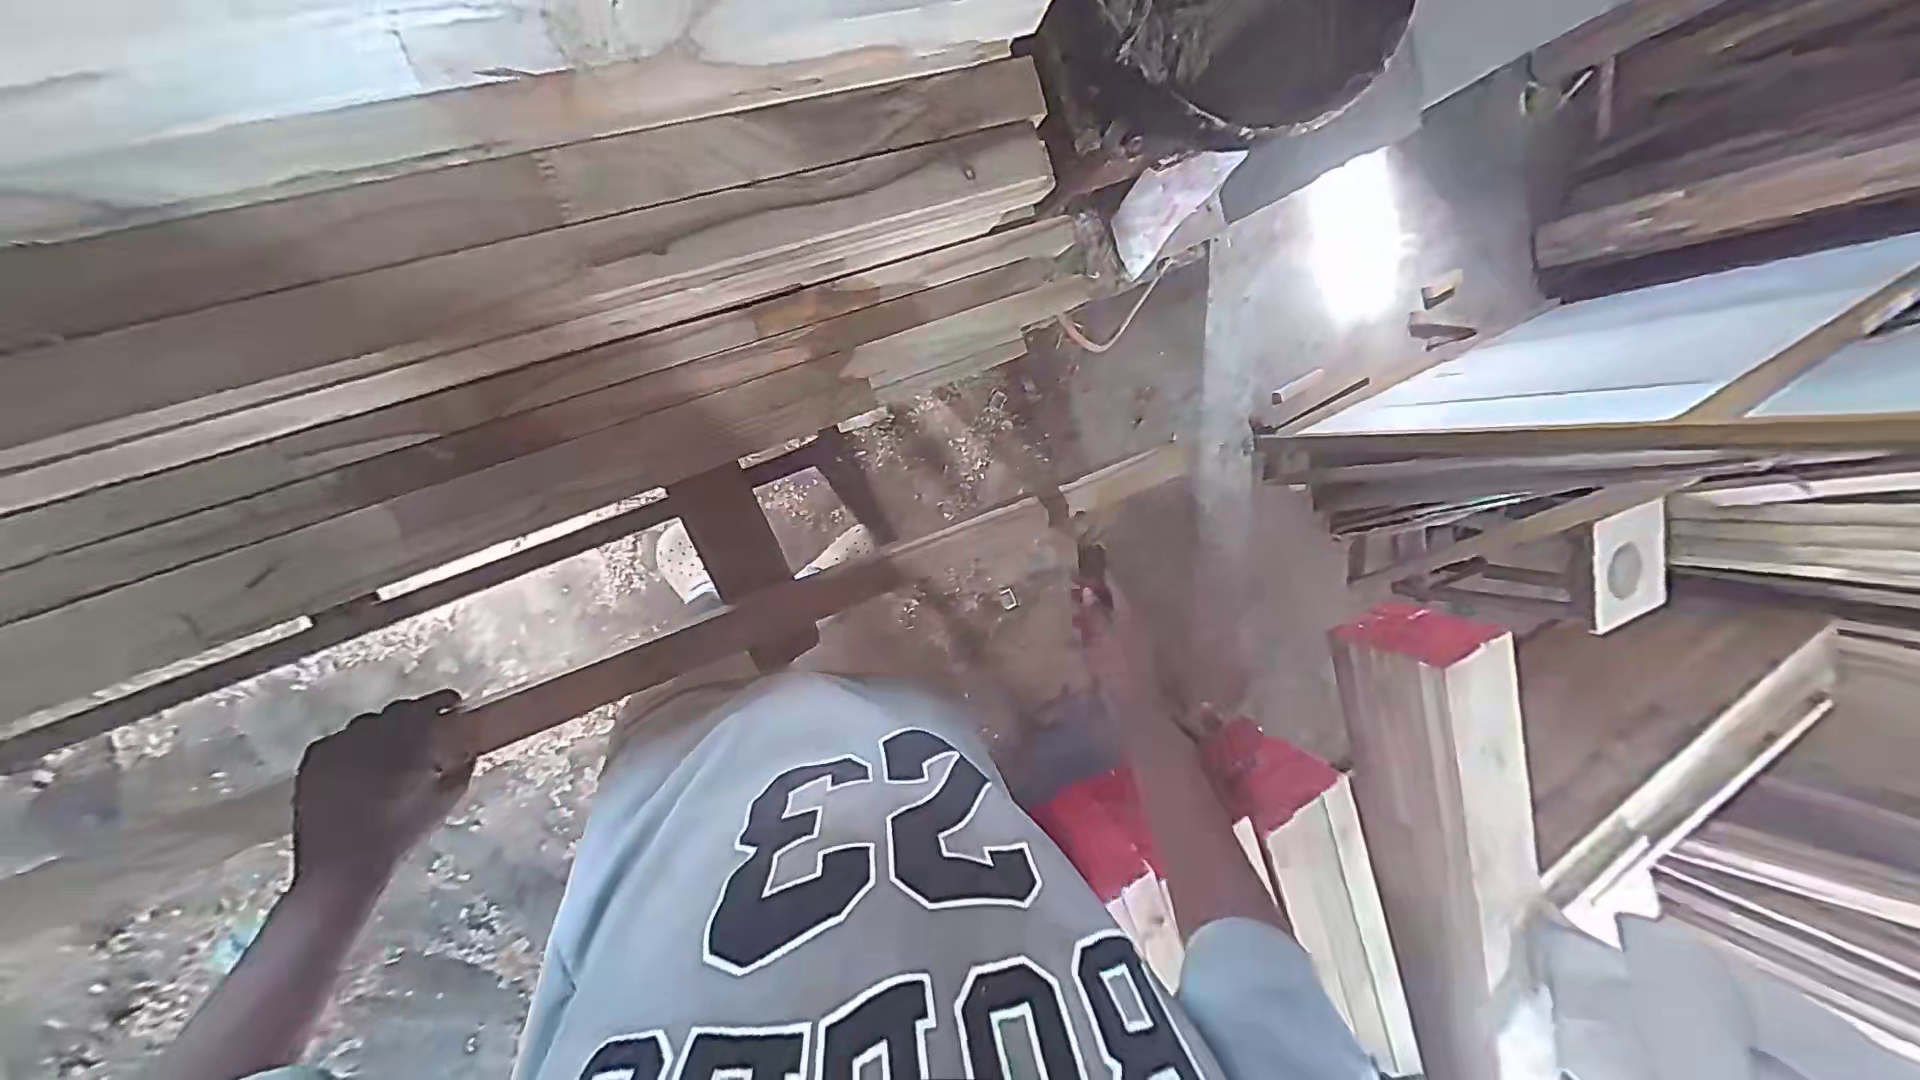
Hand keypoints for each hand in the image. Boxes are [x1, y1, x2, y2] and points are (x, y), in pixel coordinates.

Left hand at [292, 691, 471, 888]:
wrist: (343, 864)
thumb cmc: (403, 829)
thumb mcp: (448, 796)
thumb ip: (463, 764)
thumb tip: (468, 747)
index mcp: (407, 740)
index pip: (429, 706)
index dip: (445, 701)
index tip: (456, 705)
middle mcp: (370, 735)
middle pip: (398, 711)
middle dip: (416, 716)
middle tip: (429, 728)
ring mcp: (336, 748)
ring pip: (368, 724)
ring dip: (386, 729)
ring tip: (395, 747)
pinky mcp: (313, 763)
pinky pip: (340, 740)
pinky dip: (355, 743)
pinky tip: (363, 759)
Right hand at [1073, 581, 1167, 730]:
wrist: (1136, 705)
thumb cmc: (1117, 667)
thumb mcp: (1100, 637)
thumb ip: (1093, 613)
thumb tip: (1086, 591)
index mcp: (1129, 611)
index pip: (1112, 584)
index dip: (1093, 577)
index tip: (1072, 573)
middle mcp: (1133, 620)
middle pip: (1111, 599)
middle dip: (1090, 593)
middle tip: (1066, 589)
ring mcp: (1130, 637)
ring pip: (1109, 615)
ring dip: (1091, 610)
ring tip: (1068, 608)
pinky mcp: (1125, 653)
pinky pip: (1108, 631)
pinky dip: (1094, 626)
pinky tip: (1079, 631)